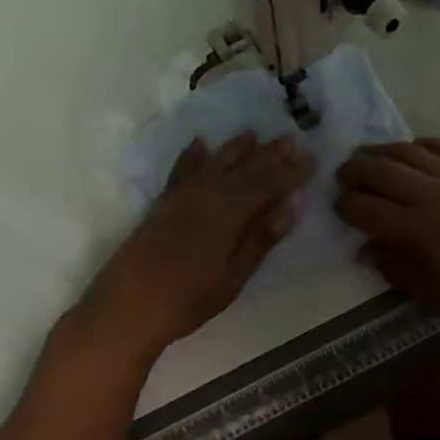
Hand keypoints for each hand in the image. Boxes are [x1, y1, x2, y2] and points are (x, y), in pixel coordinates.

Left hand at [74, 133, 310, 353]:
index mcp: (229, 213)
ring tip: (255, 134)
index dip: (290, 173)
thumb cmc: (188, 300)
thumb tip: (289, 208)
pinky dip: (192, 156)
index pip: (267, 185)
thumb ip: (259, 240)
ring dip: (236, 148)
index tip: (310, 160)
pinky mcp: (162, 204)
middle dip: (270, 154)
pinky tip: (200, 143)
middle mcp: (206, 195)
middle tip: (291, 139)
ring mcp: (181, 196)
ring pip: (214, 163)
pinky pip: (181, 170)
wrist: (129, 305)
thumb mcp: (233, 277)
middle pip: (244, 169)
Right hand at [335, 138, 439, 322]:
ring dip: (378, 152)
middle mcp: (428, 193)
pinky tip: (410, 152)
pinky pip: (438, 145)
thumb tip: (370, 248)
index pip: (363, 207)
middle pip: (377, 171)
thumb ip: (396, 269)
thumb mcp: (434, 292)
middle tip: (342, 176)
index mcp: (414, 228)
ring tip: (366, 158)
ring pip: (404, 151)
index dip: (344, 207)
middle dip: (352, 172)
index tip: (339, 209)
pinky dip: (416, 145)